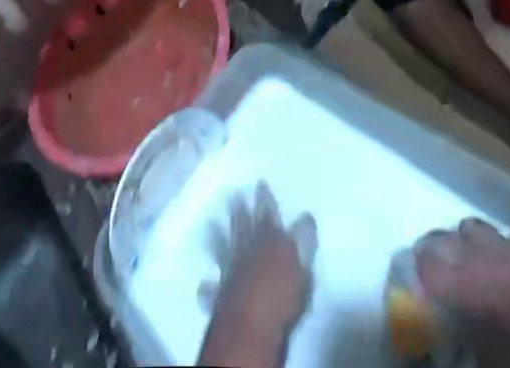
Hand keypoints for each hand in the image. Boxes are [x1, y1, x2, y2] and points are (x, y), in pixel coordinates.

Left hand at [198, 183, 316, 367]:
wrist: (251, 326)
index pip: (268, 213)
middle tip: (233, 193)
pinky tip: (203, 284)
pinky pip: (211, 287)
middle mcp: (247, 249)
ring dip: (218, 235)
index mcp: (269, 240)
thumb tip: (306, 214)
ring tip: (210, 223)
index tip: (260, 182)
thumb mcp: (304, 266)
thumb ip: (304, 240)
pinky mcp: (220, 293)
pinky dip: (207, 286)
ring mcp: (230, 270)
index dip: (265, 198)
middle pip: (242, 224)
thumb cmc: (284, 297)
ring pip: (223, 246)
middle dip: (239, 209)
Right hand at [414, 219, 509, 367]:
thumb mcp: (486, 360)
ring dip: (468, 248)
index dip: (415, 272)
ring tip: (472, 275)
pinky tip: (508, 279)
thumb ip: (461, 340)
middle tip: (436, 282)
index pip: (425, 260)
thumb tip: (438, 338)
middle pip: (448, 237)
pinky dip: (500, 254)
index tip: (414, 289)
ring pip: (478, 230)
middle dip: (437, 254)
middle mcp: (490, 259)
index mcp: (470, 289)